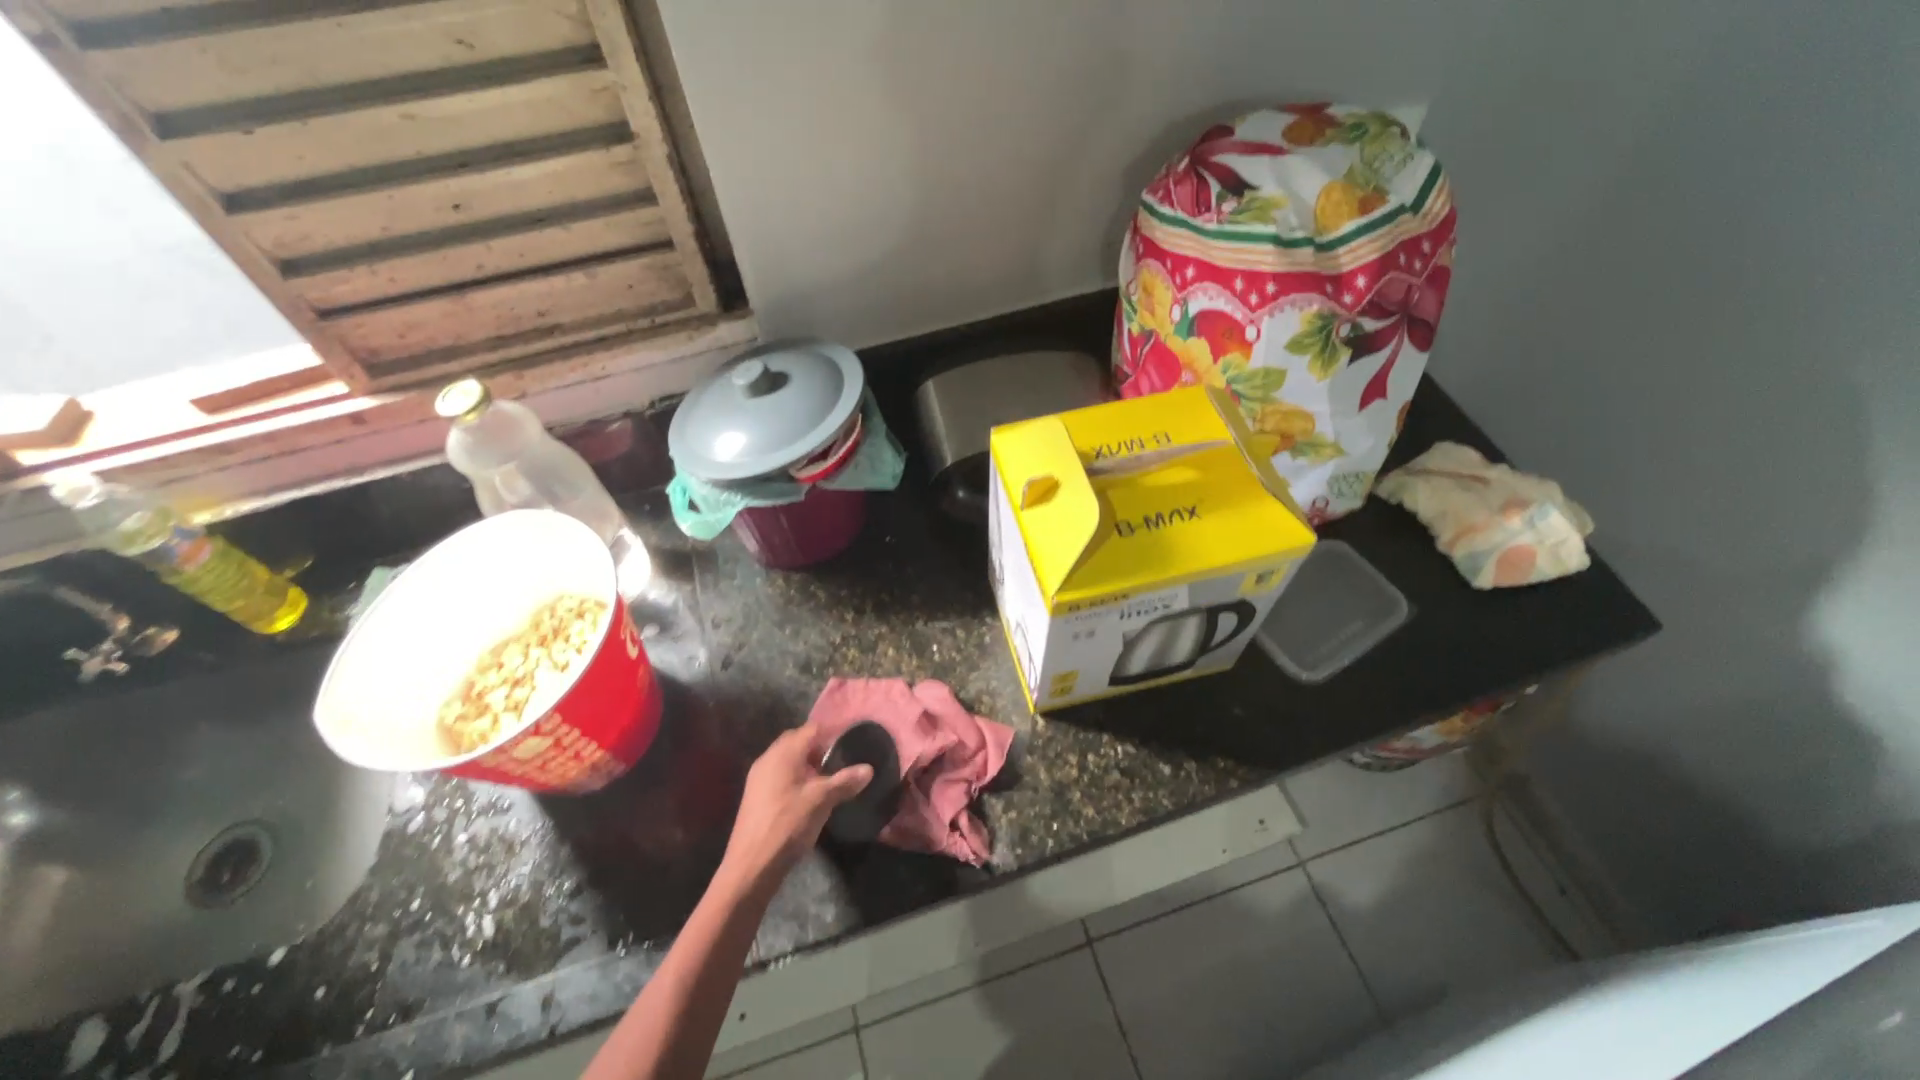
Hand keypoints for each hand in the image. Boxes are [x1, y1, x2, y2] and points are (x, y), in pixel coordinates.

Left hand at [719, 723, 871, 892]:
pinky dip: (797, 778)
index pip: (810, 729)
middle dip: (819, 748)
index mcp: (783, 754)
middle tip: (841, 761)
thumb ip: (844, 782)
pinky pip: (780, 775)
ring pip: (788, 760)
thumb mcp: (821, 801)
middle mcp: (768, 759)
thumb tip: (868, 768)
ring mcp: (759, 778)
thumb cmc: (787, 825)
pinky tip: (810, 796)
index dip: (832, 733)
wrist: (752, 864)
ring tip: (829, 779)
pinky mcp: (757, 796)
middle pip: (797, 742)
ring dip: (808, 764)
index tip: (852, 741)